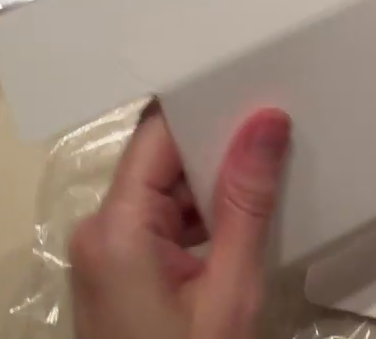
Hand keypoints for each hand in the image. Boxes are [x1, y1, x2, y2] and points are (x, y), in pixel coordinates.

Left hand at [71, 106, 290, 338]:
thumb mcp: (230, 292)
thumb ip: (247, 201)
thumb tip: (267, 119)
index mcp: (116, 227)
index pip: (158, 135)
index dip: (204, 104)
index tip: (253, 82)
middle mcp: (100, 229)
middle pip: (161, 159)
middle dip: (217, 142)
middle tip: (276, 118)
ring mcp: (107, 253)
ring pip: (166, 189)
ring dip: (215, 181)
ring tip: (270, 157)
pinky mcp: (121, 273)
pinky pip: (164, 220)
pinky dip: (203, 214)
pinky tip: (246, 210)